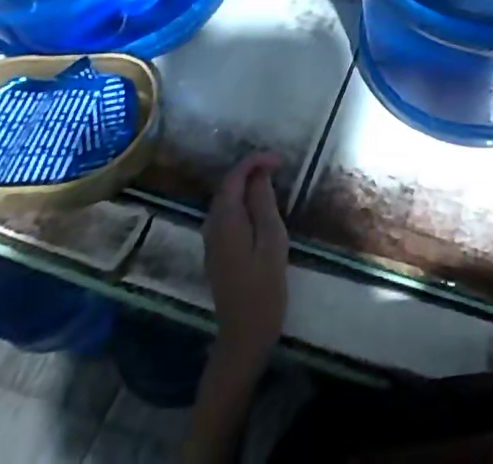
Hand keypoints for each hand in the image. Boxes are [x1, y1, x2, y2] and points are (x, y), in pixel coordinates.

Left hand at [205, 152, 287, 365]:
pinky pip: (227, 216)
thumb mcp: (272, 241)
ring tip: (273, 182)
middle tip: (279, 167)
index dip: (254, 162)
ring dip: (246, 187)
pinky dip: (243, 203)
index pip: (234, 178)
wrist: (244, 334)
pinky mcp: (217, 253)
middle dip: (250, 170)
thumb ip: (263, 205)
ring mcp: (212, 242)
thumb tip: (260, 175)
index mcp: (225, 221)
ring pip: (226, 202)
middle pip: (226, 188)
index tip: (280, 160)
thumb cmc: (264, 287)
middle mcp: (212, 227)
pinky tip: (260, 208)